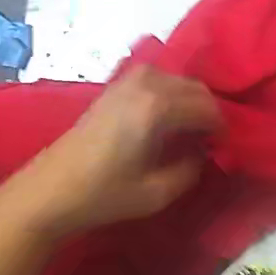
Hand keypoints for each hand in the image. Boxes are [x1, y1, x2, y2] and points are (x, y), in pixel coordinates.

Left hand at [0, 67, 223, 240]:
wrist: (50, 188)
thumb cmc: (103, 194)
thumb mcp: (157, 192)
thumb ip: (191, 169)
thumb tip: (205, 152)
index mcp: (157, 106)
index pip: (208, 107)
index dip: (221, 128)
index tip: (224, 149)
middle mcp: (145, 83)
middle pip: (195, 88)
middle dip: (208, 111)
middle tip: (210, 141)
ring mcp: (127, 79)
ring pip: (177, 81)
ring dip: (190, 101)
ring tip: (189, 133)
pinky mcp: (114, 85)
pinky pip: (157, 80)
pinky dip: (170, 94)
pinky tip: (167, 121)